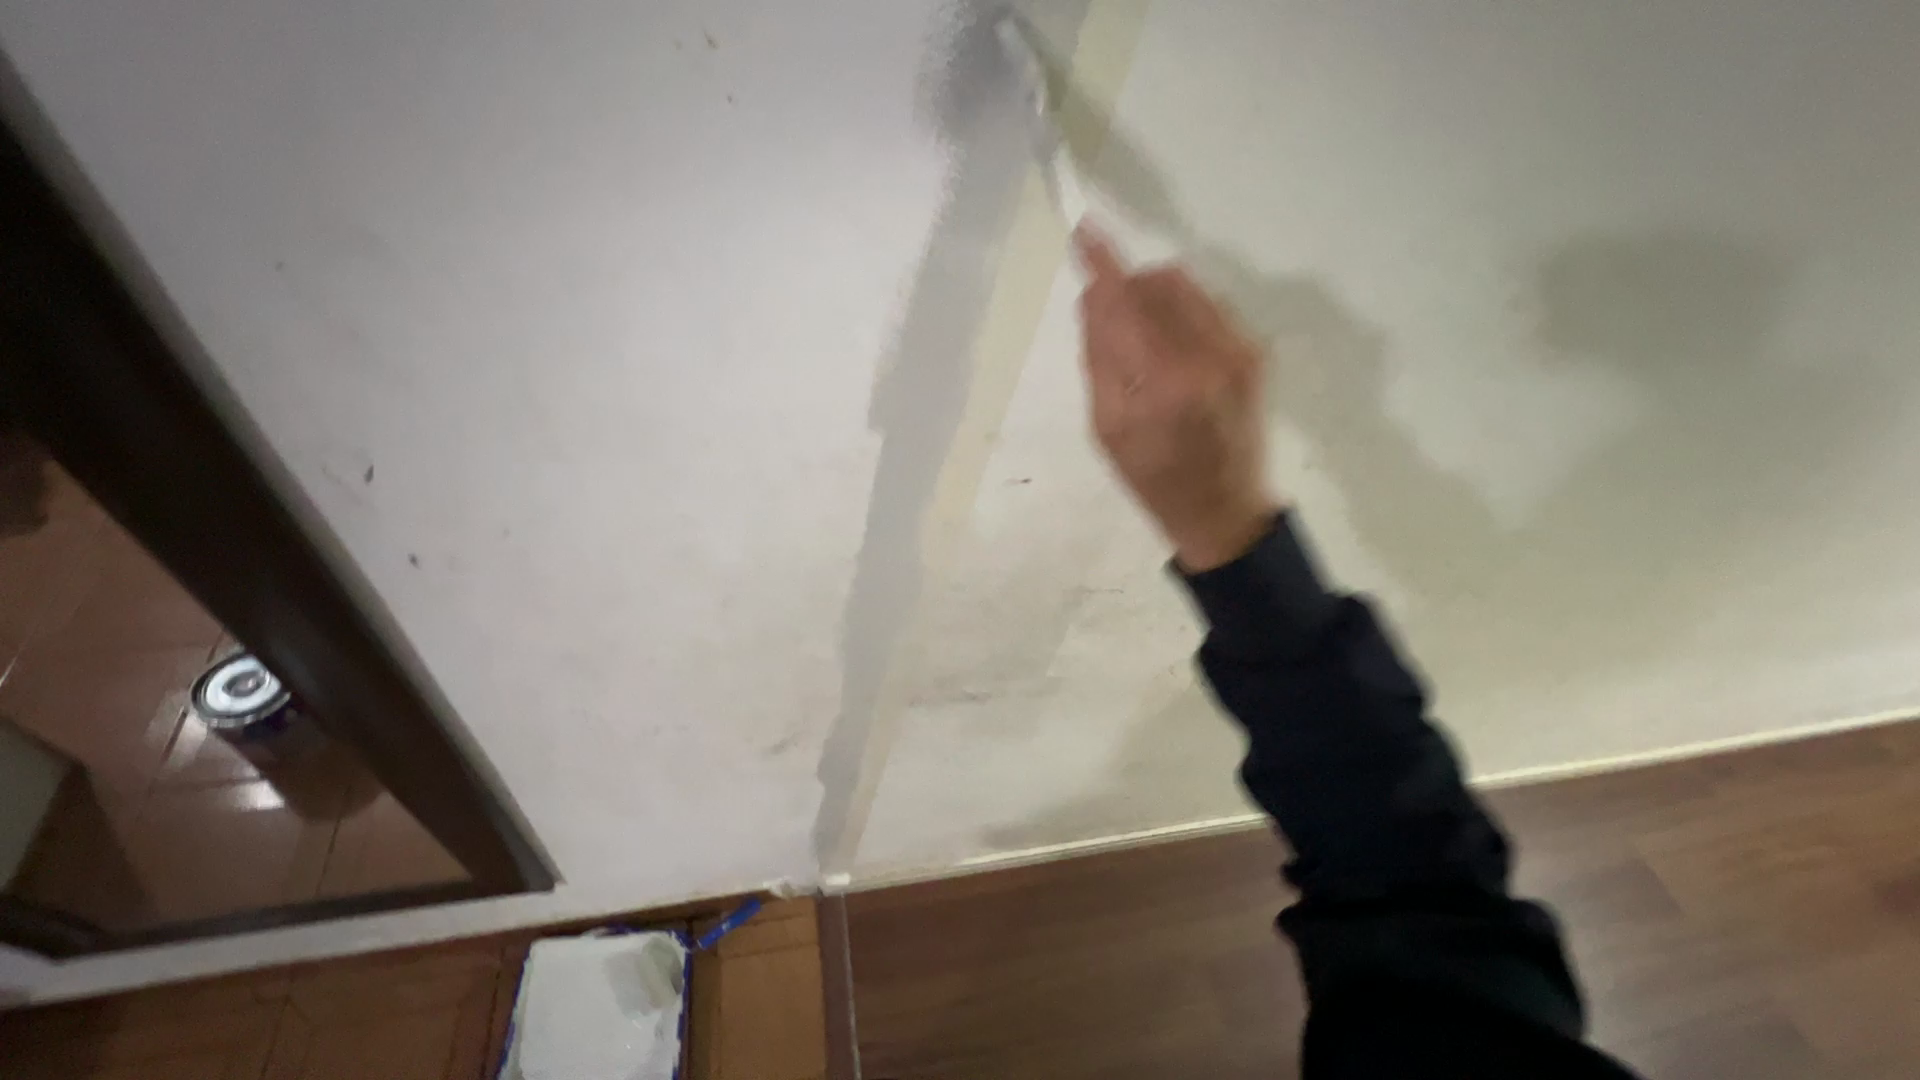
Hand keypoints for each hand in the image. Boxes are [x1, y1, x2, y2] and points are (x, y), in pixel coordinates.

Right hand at [1074, 224, 1280, 571]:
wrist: (1223, 509)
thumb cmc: (1152, 478)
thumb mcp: (1107, 427)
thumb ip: (1099, 356)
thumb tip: (1094, 296)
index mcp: (1164, 383)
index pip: (1125, 303)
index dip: (1102, 264)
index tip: (1084, 231)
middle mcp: (1210, 355)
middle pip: (1161, 281)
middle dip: (1129, 286)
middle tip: (1108, 320)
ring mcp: (1240, 350)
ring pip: (1188, 288)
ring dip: (1156, 298)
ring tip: (1144, 345)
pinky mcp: (1256, 352)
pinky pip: (1209, 307)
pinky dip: (1182, 315)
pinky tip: (1175, 354)